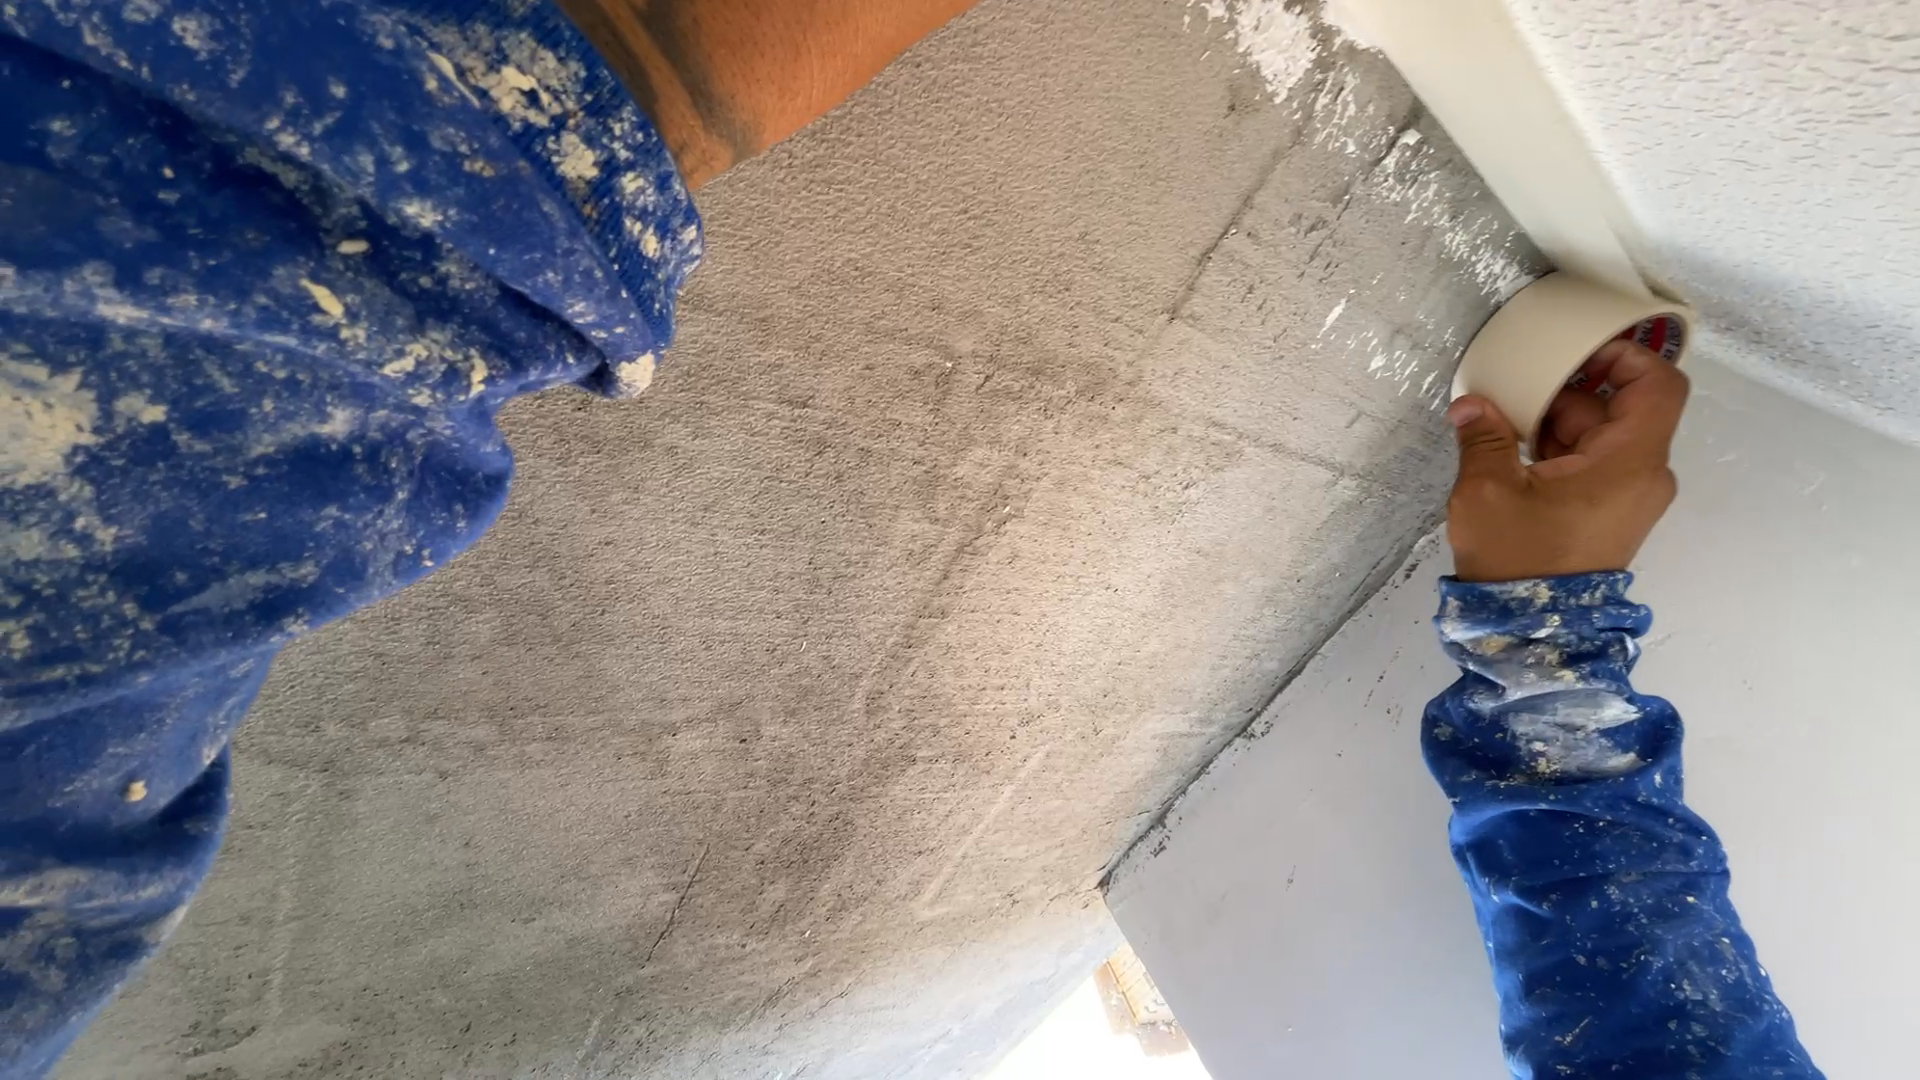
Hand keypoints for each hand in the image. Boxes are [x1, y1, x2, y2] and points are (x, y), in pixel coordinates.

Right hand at [1444, 340, 1688, 582]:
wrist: (1532, 624)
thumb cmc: (1517, 554)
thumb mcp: (1487, 491)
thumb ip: (1483, 439)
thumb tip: (1471, 406)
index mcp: (1628, 462)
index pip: (1657, 387)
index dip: (1626, 358)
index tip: (1580, 350)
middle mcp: (1642, 476)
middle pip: (1621, 411)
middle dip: (1569, 392)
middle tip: (1517, 384)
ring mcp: (1628, 498)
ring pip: (1602, 439)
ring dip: (1558, 423)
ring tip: (1503, 420)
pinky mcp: (1607, 514)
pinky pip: (1592, 465)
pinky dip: (1559, 450)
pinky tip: (1514, 451)